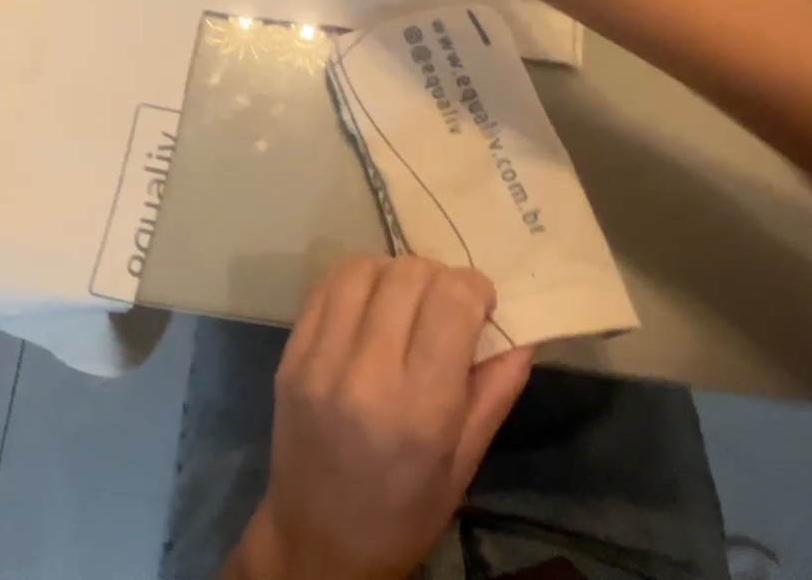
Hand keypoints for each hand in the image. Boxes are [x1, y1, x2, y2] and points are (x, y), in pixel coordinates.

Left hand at [222, 256, 535, 579]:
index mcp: (420, 408)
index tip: (481, 304)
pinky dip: (356, 280)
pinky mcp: (290, 355)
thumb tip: (522, 330)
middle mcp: (366, 375)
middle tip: (445, 305)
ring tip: (406, 300)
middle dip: (439, 277)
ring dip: (394, 272)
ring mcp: (319, 361)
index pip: (452, 300)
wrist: (317, 542)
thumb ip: (496, 390)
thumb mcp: (464, 463)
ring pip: (363, 269)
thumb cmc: (403, 512)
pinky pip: (325, 287)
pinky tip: (370, 302)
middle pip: (409, 274)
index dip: (476, 288)